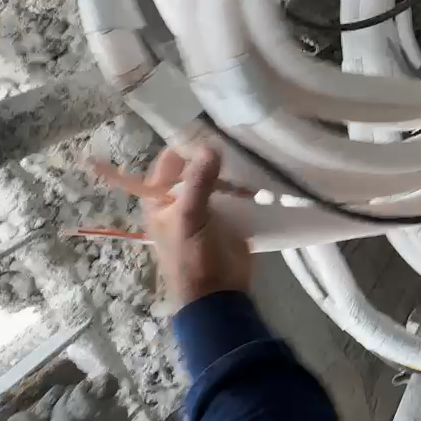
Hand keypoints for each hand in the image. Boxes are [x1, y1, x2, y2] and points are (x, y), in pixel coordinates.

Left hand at [141, 147, 251, 306]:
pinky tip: (260, 172)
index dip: (185, 144)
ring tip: (253, 151)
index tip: (211, 128)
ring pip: (218, 177)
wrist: (218, 293)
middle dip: (213, 153)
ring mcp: (206, 207)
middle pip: (195, 166)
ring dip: (232, 168)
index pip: (168, 161)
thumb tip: (210, 146)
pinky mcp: (228, 215)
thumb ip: (199, 182)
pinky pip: (235, 191)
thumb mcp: (190, 217)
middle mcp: (180, 199)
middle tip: (238, 135)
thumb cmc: (193, 257)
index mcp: (159, 200)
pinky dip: (245, 182)